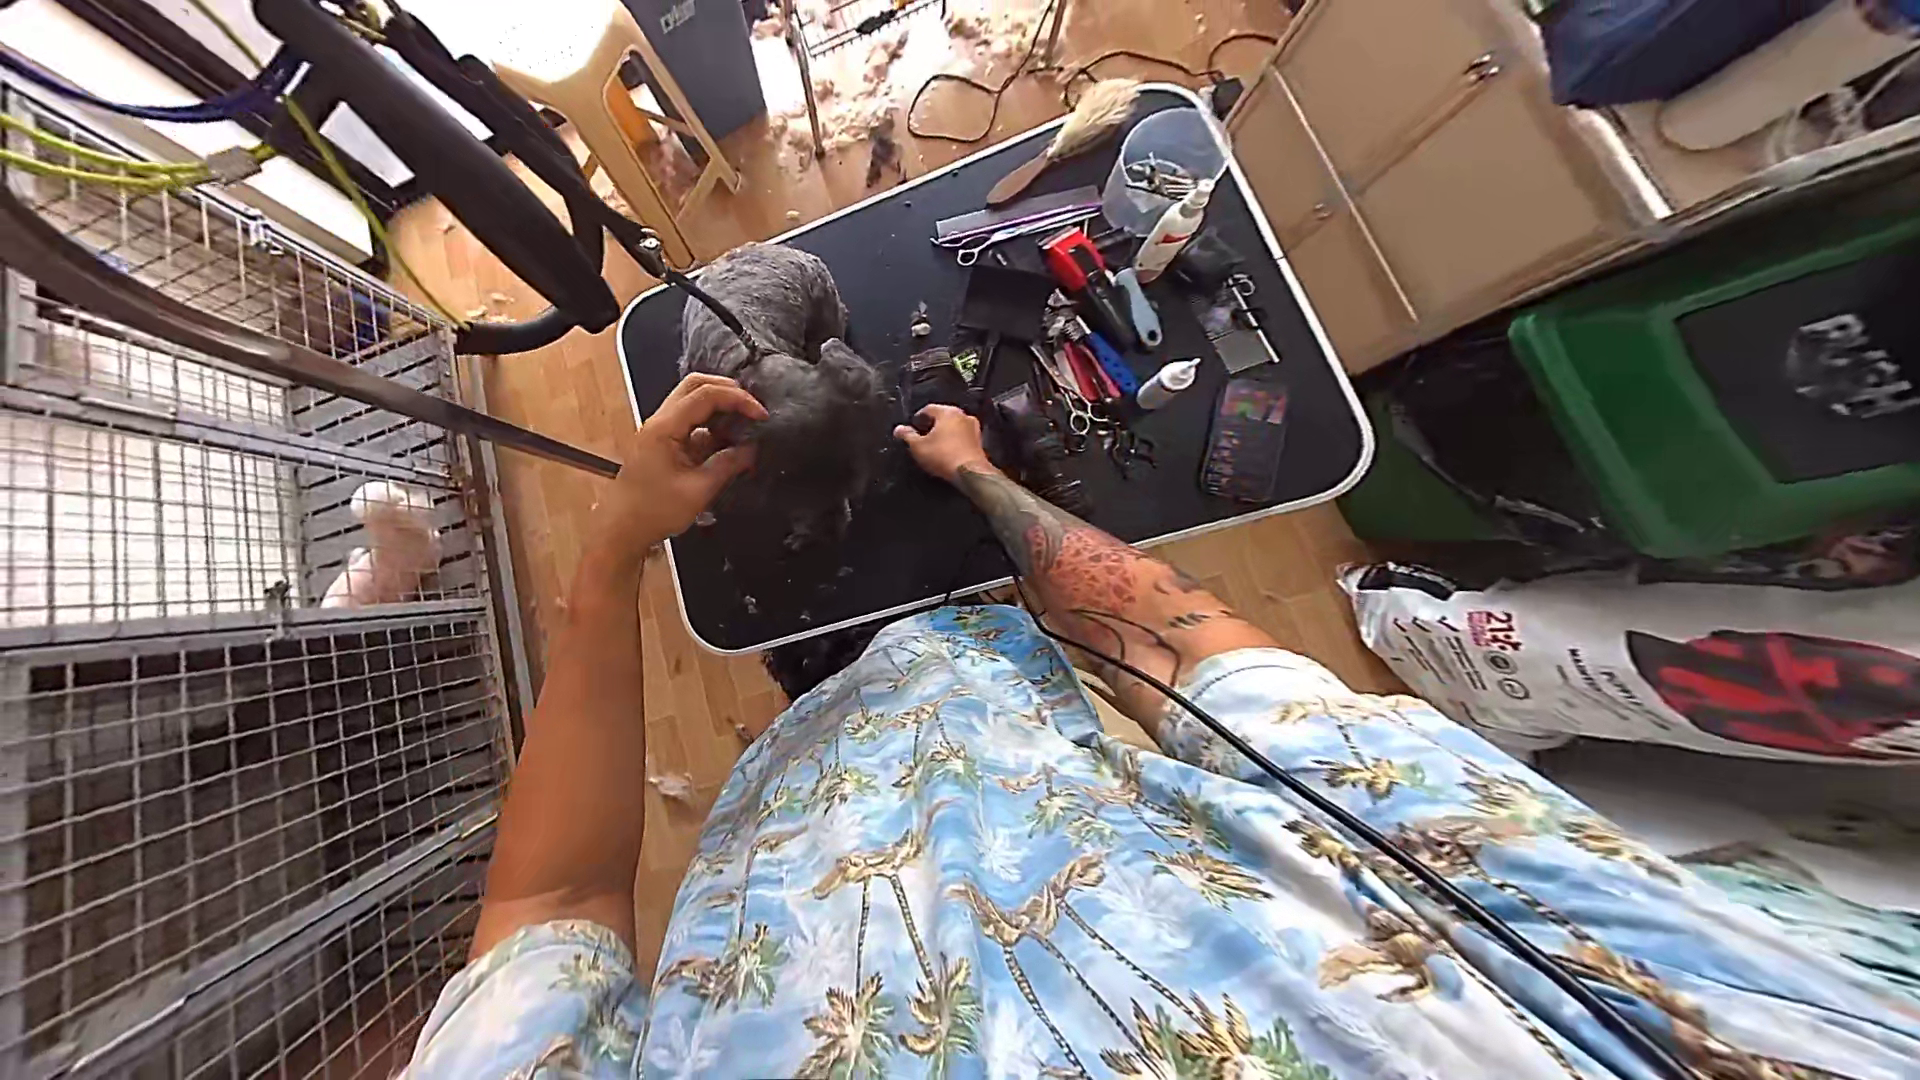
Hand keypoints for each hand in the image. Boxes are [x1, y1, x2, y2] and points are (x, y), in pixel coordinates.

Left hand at [593, 374, 765, 557]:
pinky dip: (715, 426)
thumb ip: (728, 464)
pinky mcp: (666, 443)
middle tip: (755, 408)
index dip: (738, 399)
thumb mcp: (699, 490)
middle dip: (729, 392)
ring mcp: (662, 431)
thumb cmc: (655, 512)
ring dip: (722, 408)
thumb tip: (752, 448)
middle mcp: (661, 422)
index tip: (761, 415)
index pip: (705, 395)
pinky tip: (731, 441)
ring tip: (747, 424)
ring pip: (694, 402)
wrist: (623, 530)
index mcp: (665, 428)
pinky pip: (693, 423)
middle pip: (696, 386)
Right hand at [894, 404, 991, 484]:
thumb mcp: (918, 447)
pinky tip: (948, 452)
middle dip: (932, 425)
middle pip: (943, 416)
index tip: (913, 426)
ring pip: (954, 426)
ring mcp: (973, 428)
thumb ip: (907, 435)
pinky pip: (962, 437)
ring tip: (935, 445)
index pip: (928, 408)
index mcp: (947, 412)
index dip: (918, 417)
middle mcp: (963, 416)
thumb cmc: (944, 457)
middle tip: (922, 435)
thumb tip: (899, 429)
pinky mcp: (979, 442)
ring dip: (944, 433)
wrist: (969, 473)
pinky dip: (954, 441)